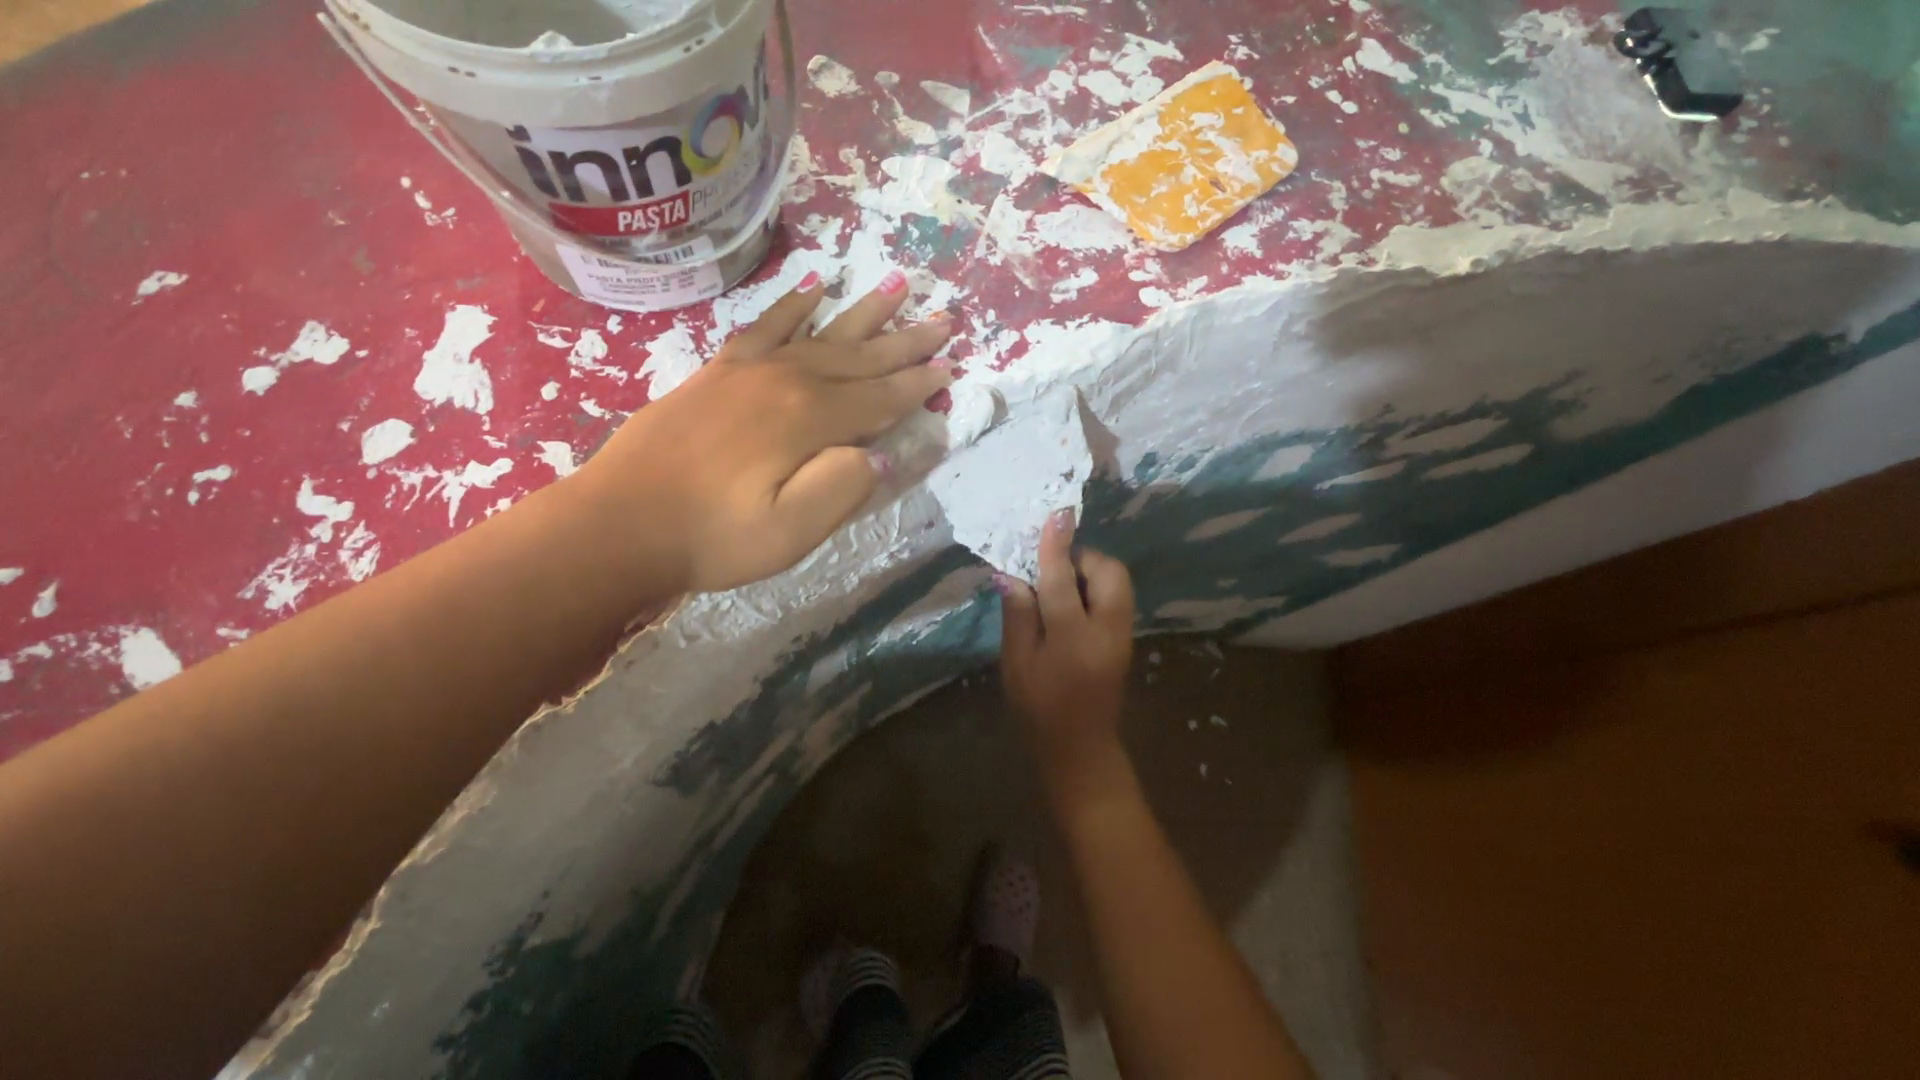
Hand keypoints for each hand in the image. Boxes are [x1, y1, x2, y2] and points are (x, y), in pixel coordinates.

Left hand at [570, 271, 953, 593]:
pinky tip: (813, 285)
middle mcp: (785, 381)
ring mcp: (748, 370)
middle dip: (906, 340)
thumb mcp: (789, 532)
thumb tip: (879, 453)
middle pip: (859, 356)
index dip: (918, 386)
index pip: (880, 398)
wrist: (620, 523)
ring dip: (862, 312)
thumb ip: (841, 487)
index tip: (952, 366)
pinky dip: (793, 304)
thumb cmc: (711, 537)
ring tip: (896, 284)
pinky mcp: (717, 371)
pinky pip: (765, 325)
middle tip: (945, 316)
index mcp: (808, 420)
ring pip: (820, 332)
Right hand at [998, 509, 1136, 764]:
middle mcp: (1107, 631)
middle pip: (1108, 573)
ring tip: (1060, 584)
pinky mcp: (1126, 638)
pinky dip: (1097, 587)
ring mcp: (1123, 635)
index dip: (1056, 547)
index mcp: (1073, 639)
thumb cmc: (1038, 707)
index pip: (1062, 581)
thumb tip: (1013, 574)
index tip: (1056, 514)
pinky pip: (1117, 597)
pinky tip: (1072, 601)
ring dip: (1091, 571)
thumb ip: (1018, 616)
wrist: (1080, 745)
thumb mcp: (1017, 663)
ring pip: (1118, 582)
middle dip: (1082, 558)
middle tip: (1052, 567)